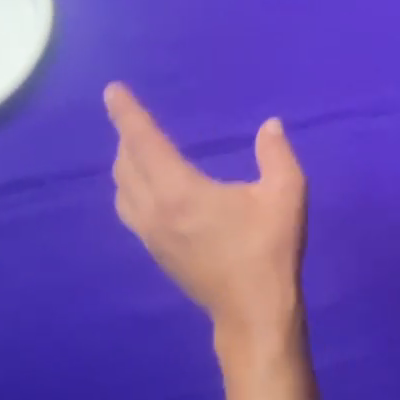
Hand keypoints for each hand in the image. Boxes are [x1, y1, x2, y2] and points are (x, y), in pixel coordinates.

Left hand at [106, 83, 307, 346]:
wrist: (253, 307)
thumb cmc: (271, 246)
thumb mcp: (287, 192)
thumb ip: (277, 154)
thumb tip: (269, 126)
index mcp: (181, 193)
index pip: (145, 144)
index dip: (129, 115)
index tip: (112, 91)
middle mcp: (155, 211)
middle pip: (126, 166)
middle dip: (126, 136)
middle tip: (132, 115)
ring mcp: (151, 235)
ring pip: (122, 190)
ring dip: (125, 163)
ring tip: (136, 147)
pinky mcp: (156, 251)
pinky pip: (130, 208)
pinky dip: (131, 185)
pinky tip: (149, 186)